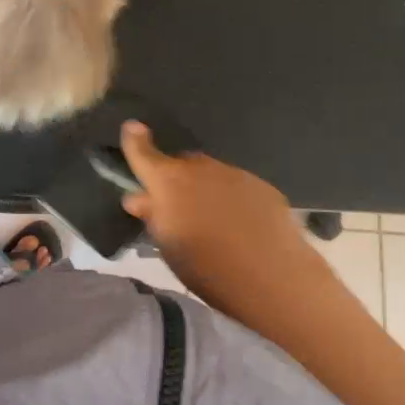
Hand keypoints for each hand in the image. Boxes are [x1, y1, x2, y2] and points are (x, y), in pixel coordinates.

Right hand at [118, 120, 323, 301]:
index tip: (132, 128)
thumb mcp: (168, 247)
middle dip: (176, 179)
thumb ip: (153, 217)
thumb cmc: (207, 268)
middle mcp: (199, 169)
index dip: (135, 140)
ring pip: (210, 174)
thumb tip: (139, 198)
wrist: (272, 277)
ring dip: (205, 189)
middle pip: (181, 164)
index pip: (143, 153)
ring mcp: (233, 174)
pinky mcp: (261, 185)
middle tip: (179, 207)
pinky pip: (236, 185)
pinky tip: (240, 225)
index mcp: (168, 183)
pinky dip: (231, 198)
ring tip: (213, 220)